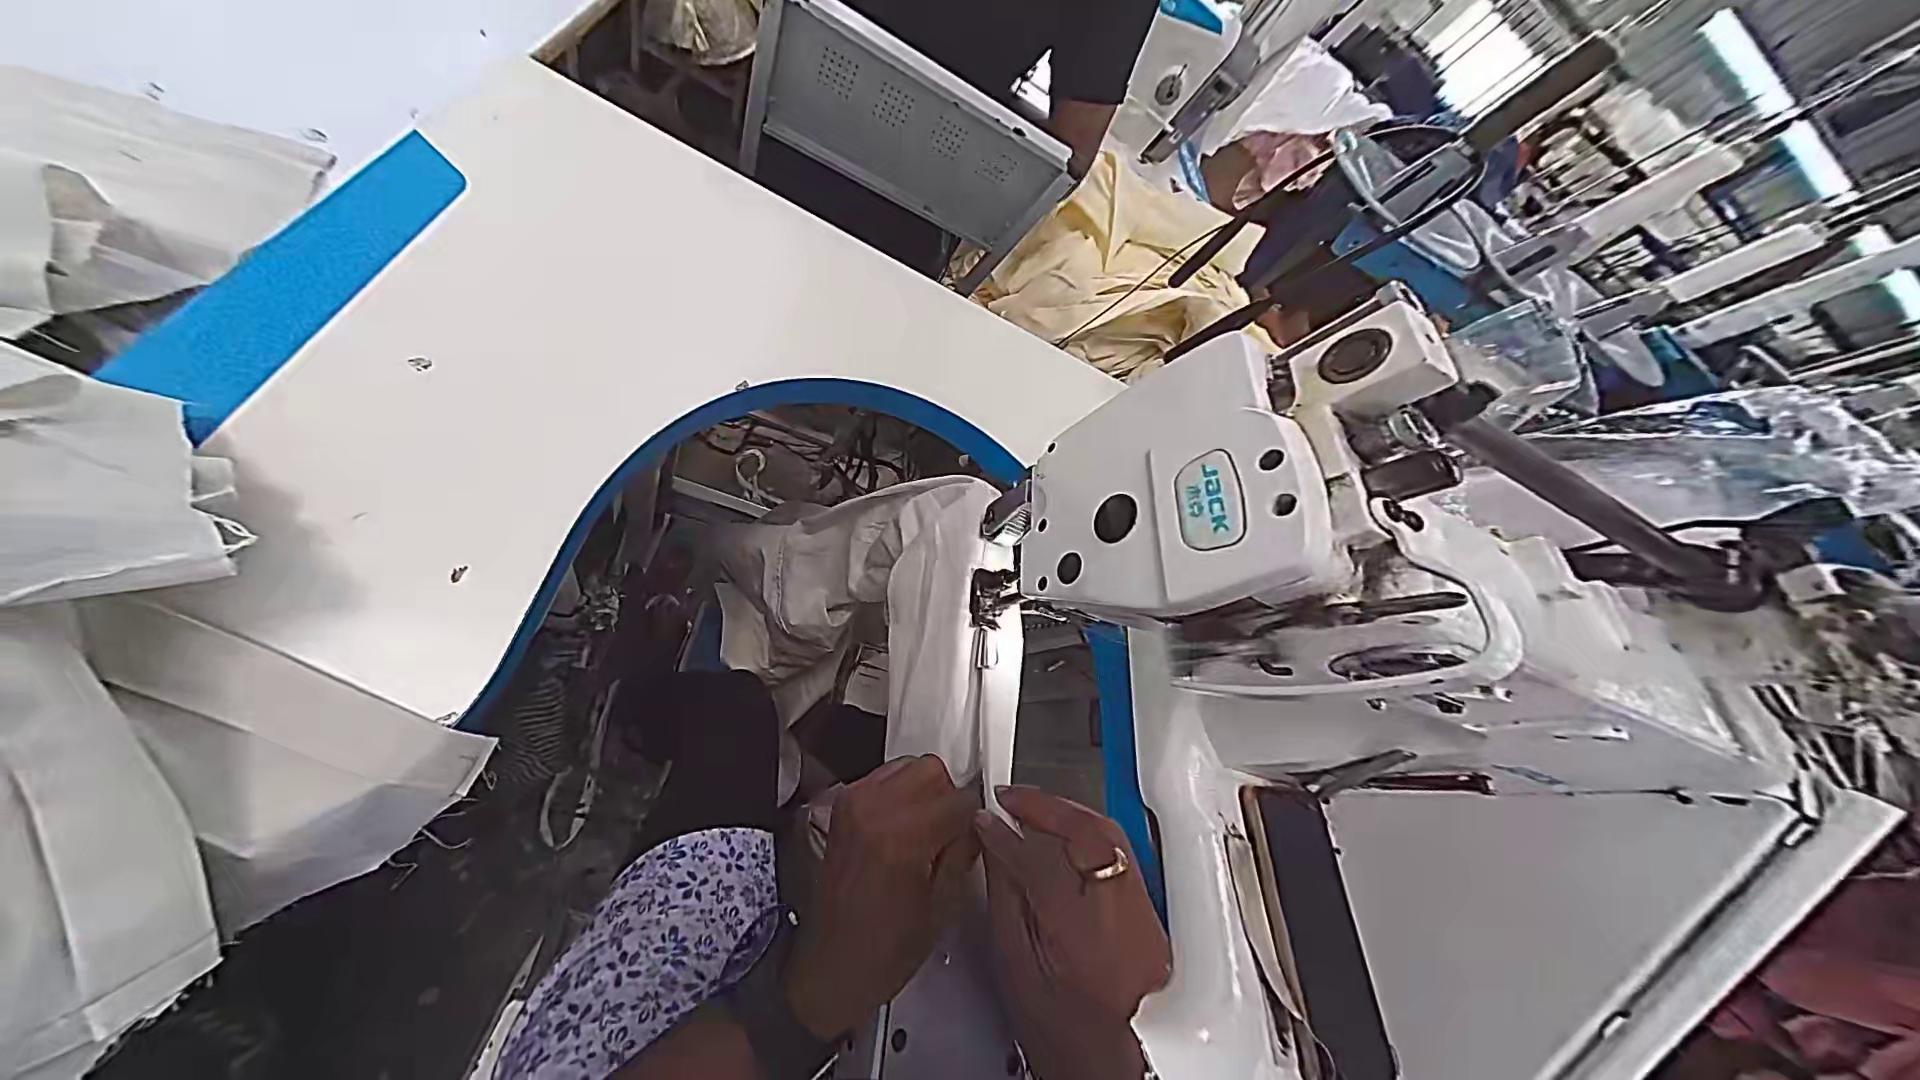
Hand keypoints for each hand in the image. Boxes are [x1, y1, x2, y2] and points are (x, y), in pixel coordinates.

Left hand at [783, 755, 976, 1039]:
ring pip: (908, 765)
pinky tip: (902, 825)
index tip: (974, 832)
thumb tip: (976, 820)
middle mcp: (874, 808)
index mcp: (902, 835)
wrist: (832, 966)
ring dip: (924, 790)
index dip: (973, 817)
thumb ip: (964, 850)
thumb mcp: (943, 905)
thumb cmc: (884, 949)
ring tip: (924, 829)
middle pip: (932, 770)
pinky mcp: (843, 805)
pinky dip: (900, 791)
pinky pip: (884, 776)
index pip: (959, 798)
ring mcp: (854, 803)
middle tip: (950, 830)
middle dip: (948, 796)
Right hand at [975, 787, 1170, 1079]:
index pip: (1036, 861)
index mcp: (1078, 937)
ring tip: (1034, 806)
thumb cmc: (1070, 1038)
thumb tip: (995, 848)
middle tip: (1011, 797)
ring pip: (1108, 834)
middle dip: (1045, 805)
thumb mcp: (1017, 969)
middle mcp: (1119, 917)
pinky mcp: (1151, 912)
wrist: (1125, 1068)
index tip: (985, 820)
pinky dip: (1089, 829)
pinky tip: (1066, 829)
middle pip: (1086, 832)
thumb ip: (1006, 899)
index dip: (1004, 834)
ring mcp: (1141, 912)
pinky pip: (1119, 849)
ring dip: (1068, 811)